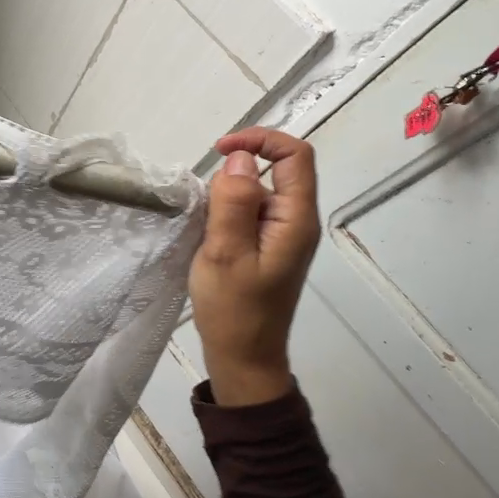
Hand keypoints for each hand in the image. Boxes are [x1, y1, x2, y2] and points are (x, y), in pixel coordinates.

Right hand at [189, 127, 320, 405]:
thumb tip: (241, 159)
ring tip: (202, 223)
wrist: (242, 357)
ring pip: (259, 190)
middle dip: (238, 168)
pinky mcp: (266, 246)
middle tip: (203, 195)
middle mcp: (296, 221)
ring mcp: (282, 235)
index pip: (295, 156)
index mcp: (296, 220)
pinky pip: (250, 210)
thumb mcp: (226, 253)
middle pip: (278, 169)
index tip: (219, 150)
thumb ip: (234, 202)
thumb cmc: (234, 309)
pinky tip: (207, 233)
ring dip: (228, 192)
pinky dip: (226, 209)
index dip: (261, 140)